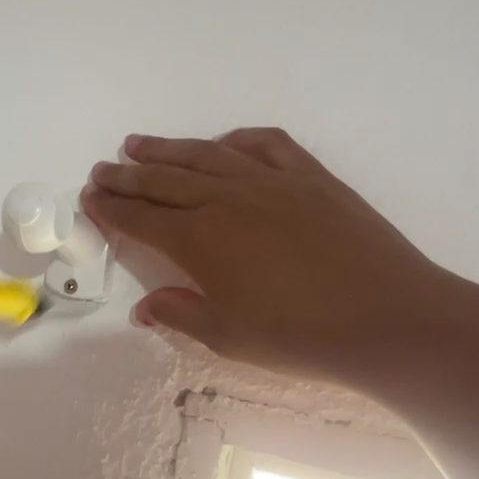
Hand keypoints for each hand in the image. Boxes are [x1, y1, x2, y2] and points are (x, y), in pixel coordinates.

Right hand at [82, 128, 478, 390]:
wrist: (388, 319)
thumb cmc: (300, 338)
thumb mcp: (228, 337)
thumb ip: (181, 314)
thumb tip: (145, 306)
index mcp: (200, 240)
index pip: (142, 219)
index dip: (111, 210)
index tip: (90, 199)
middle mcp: (228, 199)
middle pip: (165, 180)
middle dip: (127, 176)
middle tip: (102, 171)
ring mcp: (272, 181)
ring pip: (206, 155)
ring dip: (168, 149)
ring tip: (138, 144)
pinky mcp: (311, 177)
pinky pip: (265, 144)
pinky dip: (235, 141)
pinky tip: (221, 146)